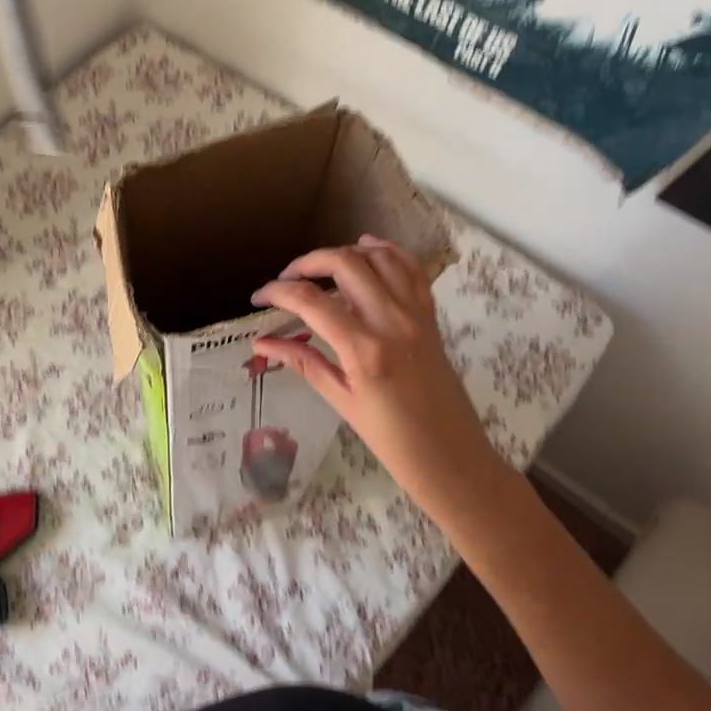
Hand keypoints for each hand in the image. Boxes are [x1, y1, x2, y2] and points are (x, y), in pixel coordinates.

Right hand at [250, 235, 501, 498]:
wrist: (452, 458)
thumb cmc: (392, 440)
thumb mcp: (340, 401)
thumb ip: (303, 362)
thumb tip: (261, 344)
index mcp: (363, 349)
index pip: (310, 301)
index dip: (277, 291)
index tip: (258, 298)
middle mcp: (391, 322)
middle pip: (345, 264)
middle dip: (307, 262)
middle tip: (286, 279)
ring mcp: (416, 316)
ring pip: (380, 258)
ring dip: (346, 252)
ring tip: (321, 266)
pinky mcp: (430, 318)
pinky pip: (411, 271)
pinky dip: (387, 254)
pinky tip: (367, 252)